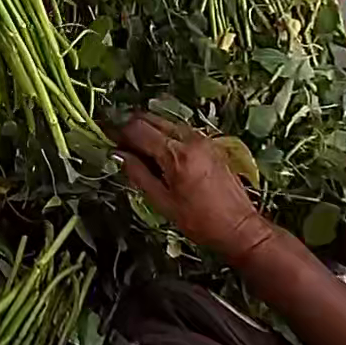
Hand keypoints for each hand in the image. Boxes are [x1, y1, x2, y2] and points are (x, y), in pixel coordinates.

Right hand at [114, 113, 273, 263]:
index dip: (118, 132)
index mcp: (175, 154)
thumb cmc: (199, 221)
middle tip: (119, 142)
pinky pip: (179, 129)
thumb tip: (117, 154)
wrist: (240, 227)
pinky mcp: (210, 142)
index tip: (105, 137)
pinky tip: (159, 152)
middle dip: (131, 127)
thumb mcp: (162, 202)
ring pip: (165, 121)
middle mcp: (188, 138)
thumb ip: (138, 174)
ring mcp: (201, 138)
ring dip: (148, 129)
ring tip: (137, 149)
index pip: (137, 130)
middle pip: (150, 118)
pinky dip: (164, 134)